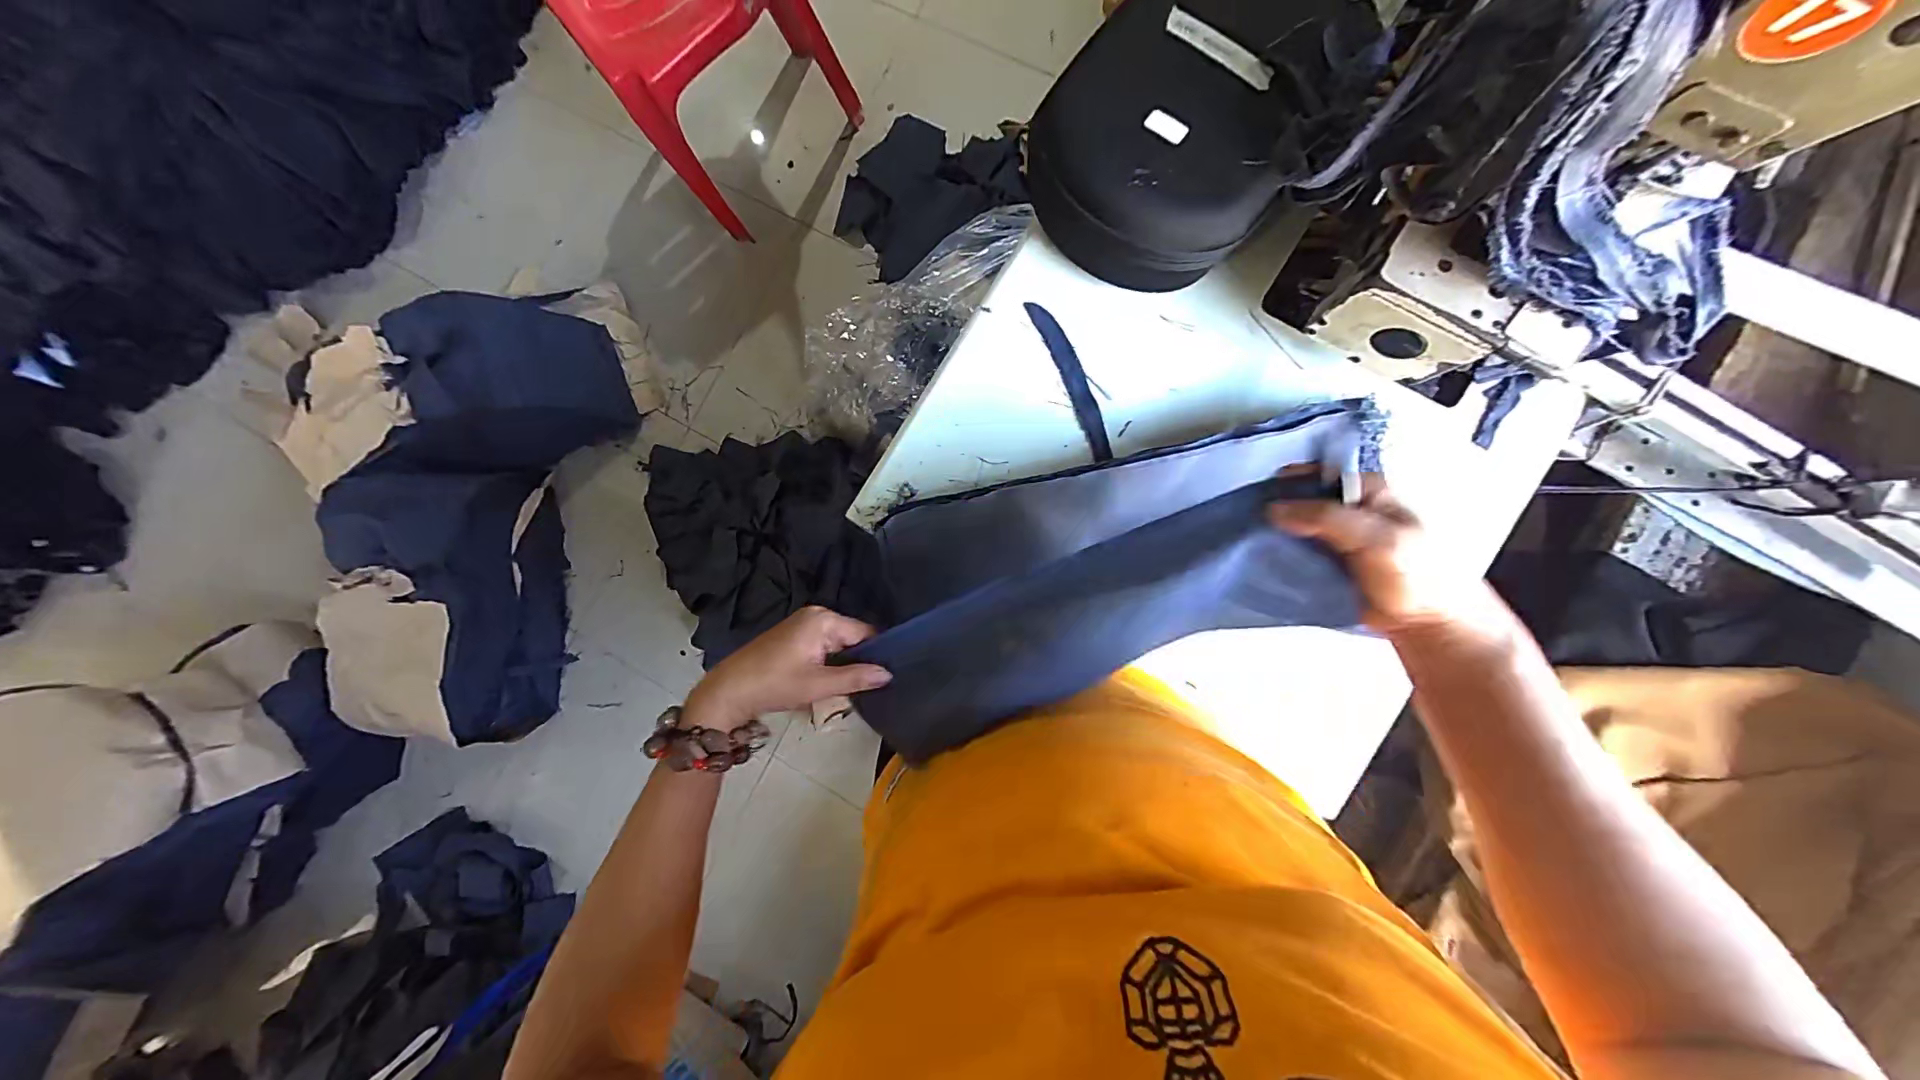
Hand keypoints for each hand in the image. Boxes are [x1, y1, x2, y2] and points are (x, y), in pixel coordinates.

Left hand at [684, 606, 891, 727]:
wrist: (729, 691)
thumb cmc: (774, 684)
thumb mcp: (819, 685)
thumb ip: (856, 678)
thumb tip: (888, 673)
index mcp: (824, 619)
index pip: (866, 633)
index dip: (877, 655)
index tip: (887, 676)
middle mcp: (815, 614)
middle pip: (852, 637)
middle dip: (859, 660)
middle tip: (869, 686)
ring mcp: (802, 624)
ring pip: (838, 644)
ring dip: (843, 664)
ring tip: (852, 686)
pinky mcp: (793, 636)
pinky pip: (823, 645)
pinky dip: (829, 662)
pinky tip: (829, 680)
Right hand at [1267, 474, 1486, 634]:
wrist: (1424, 624)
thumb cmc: (1415, 576)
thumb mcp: (1376, 538)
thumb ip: (1327, 518)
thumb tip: (1274, 508)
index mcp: (1366, 491)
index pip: (1318, 475)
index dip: (1288, 483)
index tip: (1261, 498)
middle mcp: (1347, 510)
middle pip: (1300, 500)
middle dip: (1276, 509)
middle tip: (1250, 522)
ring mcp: (1333, 538)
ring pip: (1294, 527)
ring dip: (1273, 534)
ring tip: (1249, 541)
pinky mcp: (1323, 563)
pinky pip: (1294, 552)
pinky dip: (1278, 555)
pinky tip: (1262, 559)